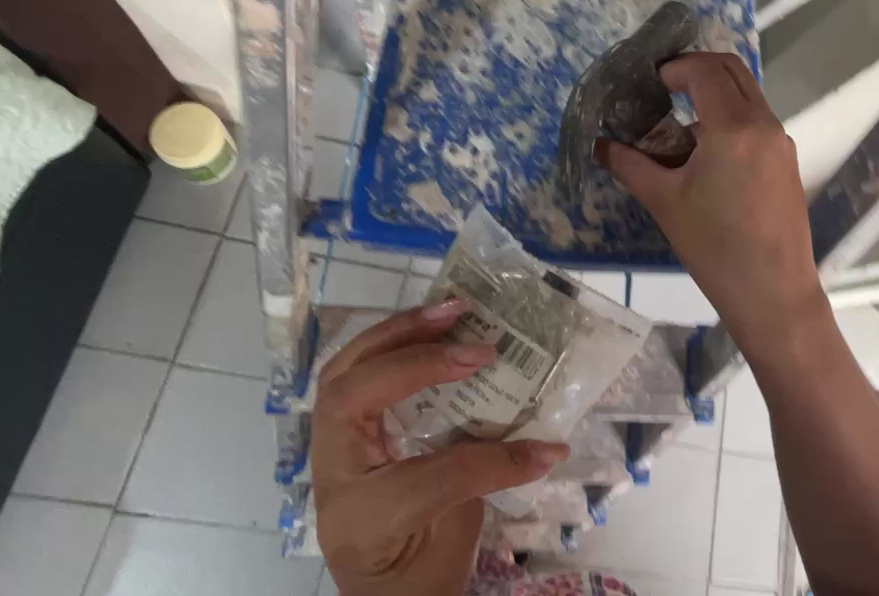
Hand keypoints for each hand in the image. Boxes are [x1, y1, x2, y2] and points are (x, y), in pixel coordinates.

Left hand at [311, 300, 570, 595]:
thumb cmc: (418, 576)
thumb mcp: (458, 539)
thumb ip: (489, 481)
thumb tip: (550, 442)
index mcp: (363, 520)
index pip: (430, 474)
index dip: (490, 458)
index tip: (544, 447)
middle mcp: (334, 479)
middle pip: (353, 396)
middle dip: (415, 355)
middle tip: (470, 330)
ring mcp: (328, 451)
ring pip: (343, 373)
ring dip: (397, 332)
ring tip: (450, 310)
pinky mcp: (340, 432)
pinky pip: (352, 374)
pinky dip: (388, 342)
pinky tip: (427, 326)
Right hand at [596, 52, 824, 350]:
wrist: (773, 295)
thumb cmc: (714, 248)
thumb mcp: (664, 201)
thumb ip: (629, 164)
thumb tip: (600, 144)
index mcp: (734, 127)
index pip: (705, 71)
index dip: (674, 68)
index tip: (649, 83)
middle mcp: (764, 124)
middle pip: (731, 70)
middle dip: (695, 69)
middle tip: (663, 87)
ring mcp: (780, 142)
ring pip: (746, 95)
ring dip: (713, 95)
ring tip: (677, 128)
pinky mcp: (786, 161)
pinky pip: (756, 121)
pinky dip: (729, 119)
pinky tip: (704, 156)